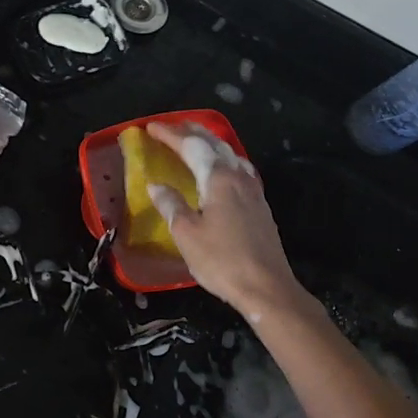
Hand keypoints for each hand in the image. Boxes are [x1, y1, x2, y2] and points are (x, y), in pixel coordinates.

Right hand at [144, 121, 309, 322]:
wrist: (267, 289)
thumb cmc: (222, 260)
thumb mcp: (186, 233)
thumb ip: (171, 204)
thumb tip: (156, 185)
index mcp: (218, 178)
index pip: (192, 146)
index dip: (170, 135)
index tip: (150, 128)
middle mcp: (238, 177)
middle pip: (215, 144)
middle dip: (191, 132)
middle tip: (171, 127)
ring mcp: (253, 191)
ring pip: (231, 154)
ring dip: (210, 143)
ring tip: (194, 141)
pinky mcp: (260, 206)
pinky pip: (239, 169)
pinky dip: (223, 159)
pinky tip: (221, 170)